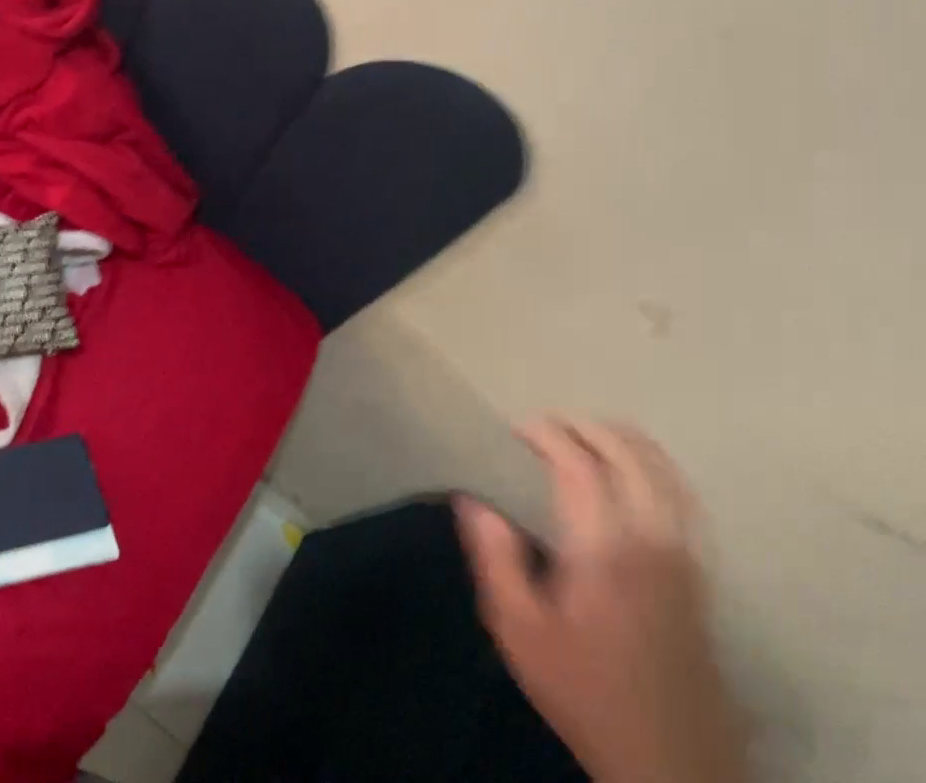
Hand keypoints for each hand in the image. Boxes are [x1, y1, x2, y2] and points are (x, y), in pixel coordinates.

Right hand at [457, 419, 747, 782]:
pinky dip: (659, 470)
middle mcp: (653, 542)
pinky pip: (685, 500)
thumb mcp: (517, 626)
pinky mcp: (701, 575)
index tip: (516, 426)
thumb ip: (496, 558)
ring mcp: (686, 558)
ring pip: (669, 476)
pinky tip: (638, 474)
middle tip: (547, 422)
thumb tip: (471, 501)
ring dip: (629, 444)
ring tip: (590, 432)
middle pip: (633, 460)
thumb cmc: (579, 684)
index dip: (549, 436)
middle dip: (590, 430)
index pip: (581, 469)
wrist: (667, 750)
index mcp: (604, 550)